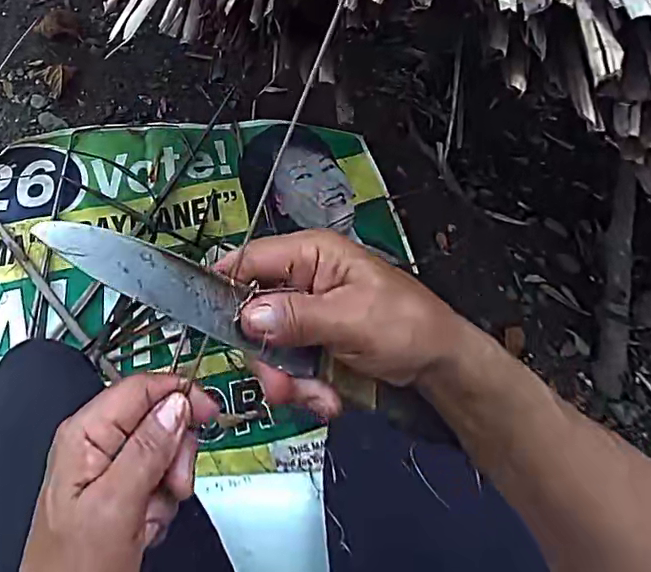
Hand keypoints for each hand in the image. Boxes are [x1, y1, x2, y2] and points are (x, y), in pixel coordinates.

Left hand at [20, 375, 219, 571]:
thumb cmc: (72, 569)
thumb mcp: (114, 506)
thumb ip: (147, 449)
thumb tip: (175, 404)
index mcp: (85, 432)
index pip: (141, 387)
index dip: (178, 392)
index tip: (208, 409)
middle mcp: (94, 442)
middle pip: (156, 417)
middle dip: (174, 451)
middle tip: (174, 483)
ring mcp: (106, 468)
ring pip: (162, 449)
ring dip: (168, 482)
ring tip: (152, 513)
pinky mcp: (118, 491)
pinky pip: (157, 479)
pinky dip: (161, 502)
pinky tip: (145, 524)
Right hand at [215, 229, 474, 416]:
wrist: (440, 365)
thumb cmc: (406, 324)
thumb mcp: (351, 318)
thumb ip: (298, 316)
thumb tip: (248, 314)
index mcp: (312, 253)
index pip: (252, 258)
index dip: (227, 286)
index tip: (210, 321)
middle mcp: (303, 279)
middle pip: (254, 311)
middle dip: (267, 355)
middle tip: (282, 386)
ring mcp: (307, 313)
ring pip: (268, 346)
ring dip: (289, 379)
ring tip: (320, 396)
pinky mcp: (312, 343)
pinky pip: (288, 366)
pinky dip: (303, 389)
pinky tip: (328, 397)